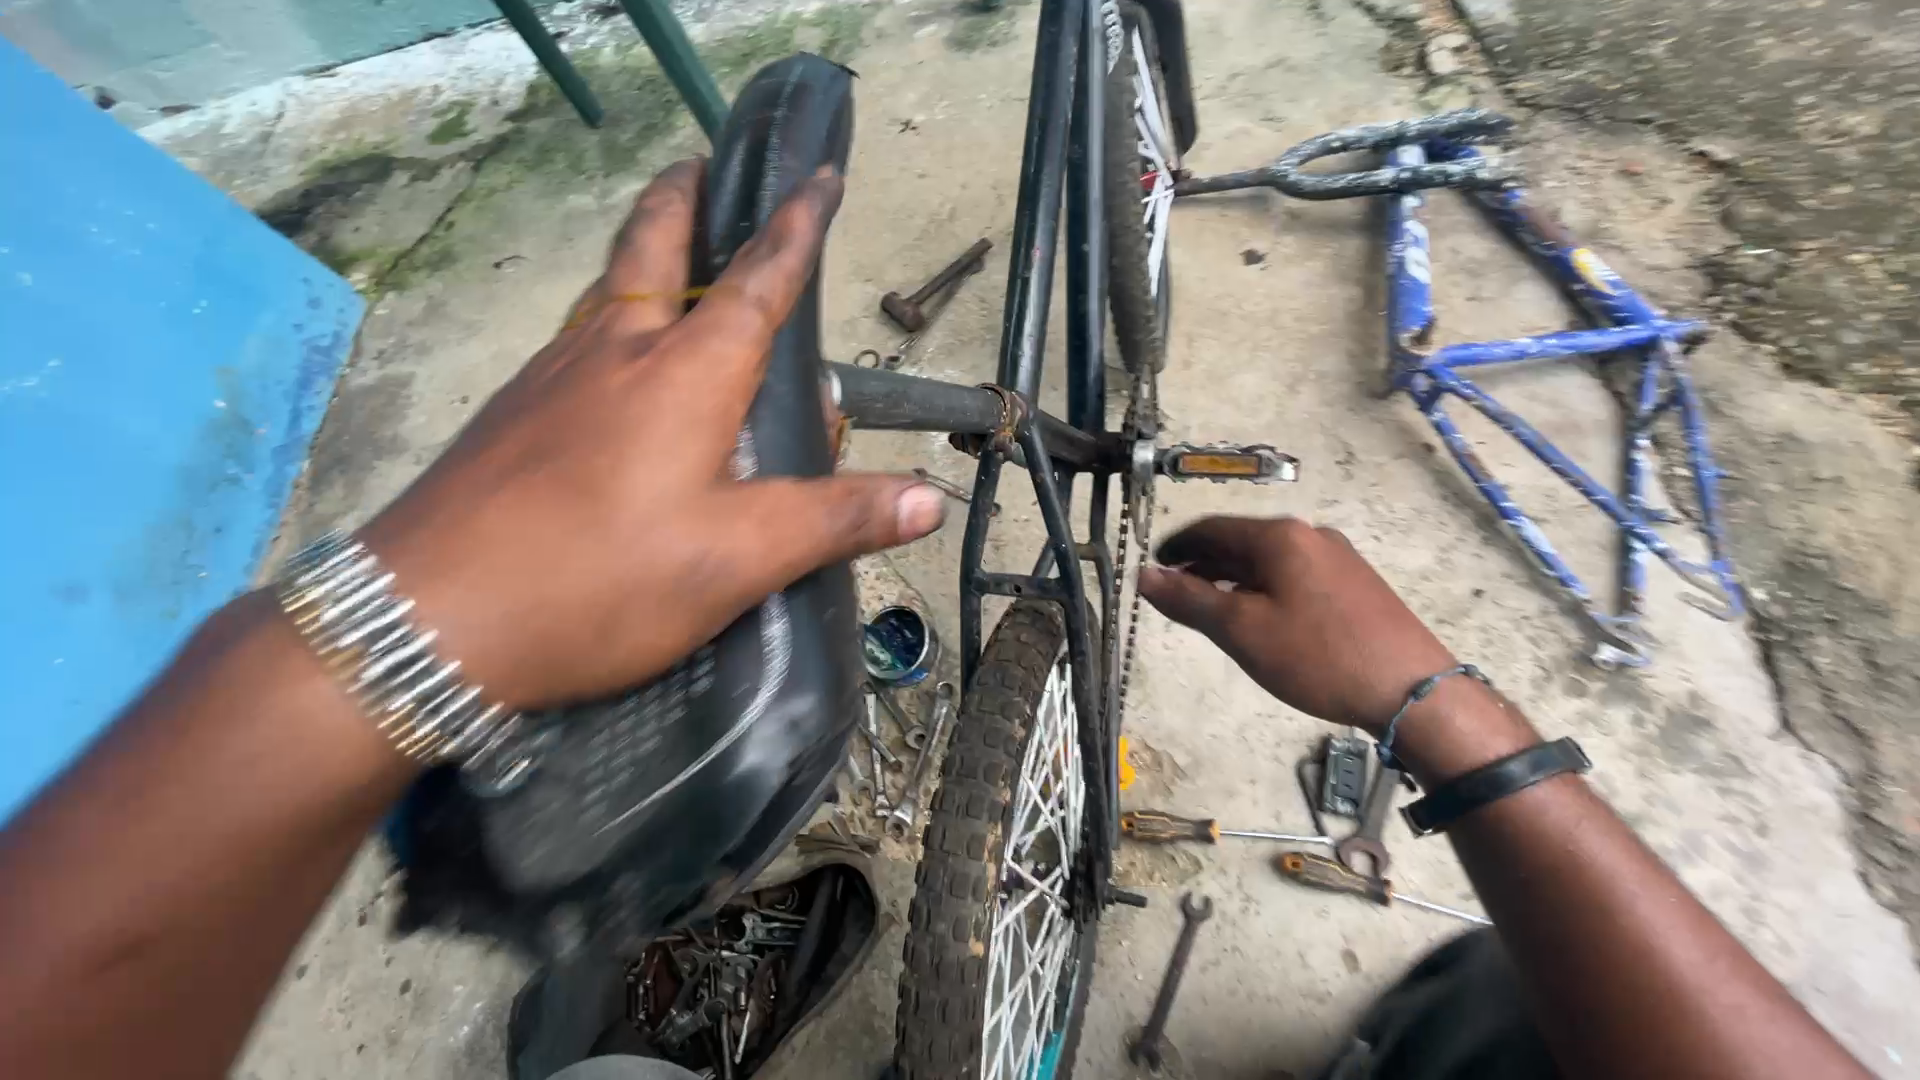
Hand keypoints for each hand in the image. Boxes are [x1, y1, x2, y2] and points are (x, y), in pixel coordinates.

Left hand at [356, 158, 944, 708]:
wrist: (427, 623)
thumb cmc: (602, 579)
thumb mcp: (739, 560)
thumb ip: (836, 521)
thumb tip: (929, 498)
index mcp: (686, 376)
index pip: (757, 282)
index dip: (795, 229)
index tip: (817, 178)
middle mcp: (617, 354)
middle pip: (651, 249)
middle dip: (682, 202)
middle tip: (701, 168)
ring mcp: (551, 378)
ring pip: (606, 293)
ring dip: (641, 257)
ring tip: (665, 254)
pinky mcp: (510, 415)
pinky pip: (574, 342)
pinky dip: (607, 321)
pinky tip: (609, 364)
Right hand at [1138, 516, 1455, 730]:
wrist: (1412, 690)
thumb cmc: (1317, 656)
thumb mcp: (1241, 630)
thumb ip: (1188, 599)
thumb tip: (1144, 575)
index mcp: (1279, 536)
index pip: (1210, 528)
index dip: (1176, 548)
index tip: (1153, 569)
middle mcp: (1309, 535)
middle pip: (1240, 542)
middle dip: (1202, 565)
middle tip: (1175, 594)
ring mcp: (1337, 558)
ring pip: (1268, 561)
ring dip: (1232, 579)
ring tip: (1211, 610)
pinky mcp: (1355, 584)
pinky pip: (1293, 575)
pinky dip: (1263, 588)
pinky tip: (1261, 619)